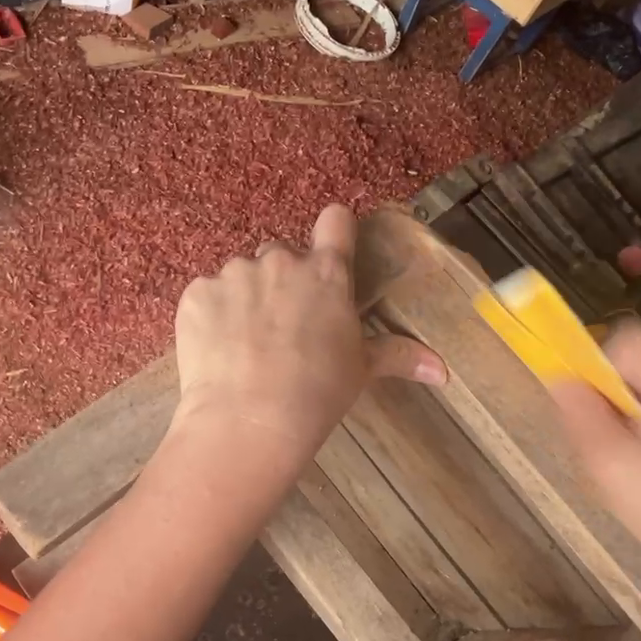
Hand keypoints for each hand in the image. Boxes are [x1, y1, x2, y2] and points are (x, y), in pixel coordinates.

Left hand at [172, 206, 446, 460]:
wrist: (248, 419)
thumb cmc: (316, 394)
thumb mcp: (360, 371)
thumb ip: (398, 356)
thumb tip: (443, 370)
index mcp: (327, 273)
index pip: (335, 221)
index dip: (332, 231)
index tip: (328, 246)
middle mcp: (280, 262)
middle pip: (280, 254)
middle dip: (280, 281)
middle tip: (279, 326)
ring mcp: (233, 274)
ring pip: (239, 276)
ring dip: (242, 298)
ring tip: (243, 346)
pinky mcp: (197, 293)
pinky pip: (204, 295)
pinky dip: (209, 316)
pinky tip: (216, 351)